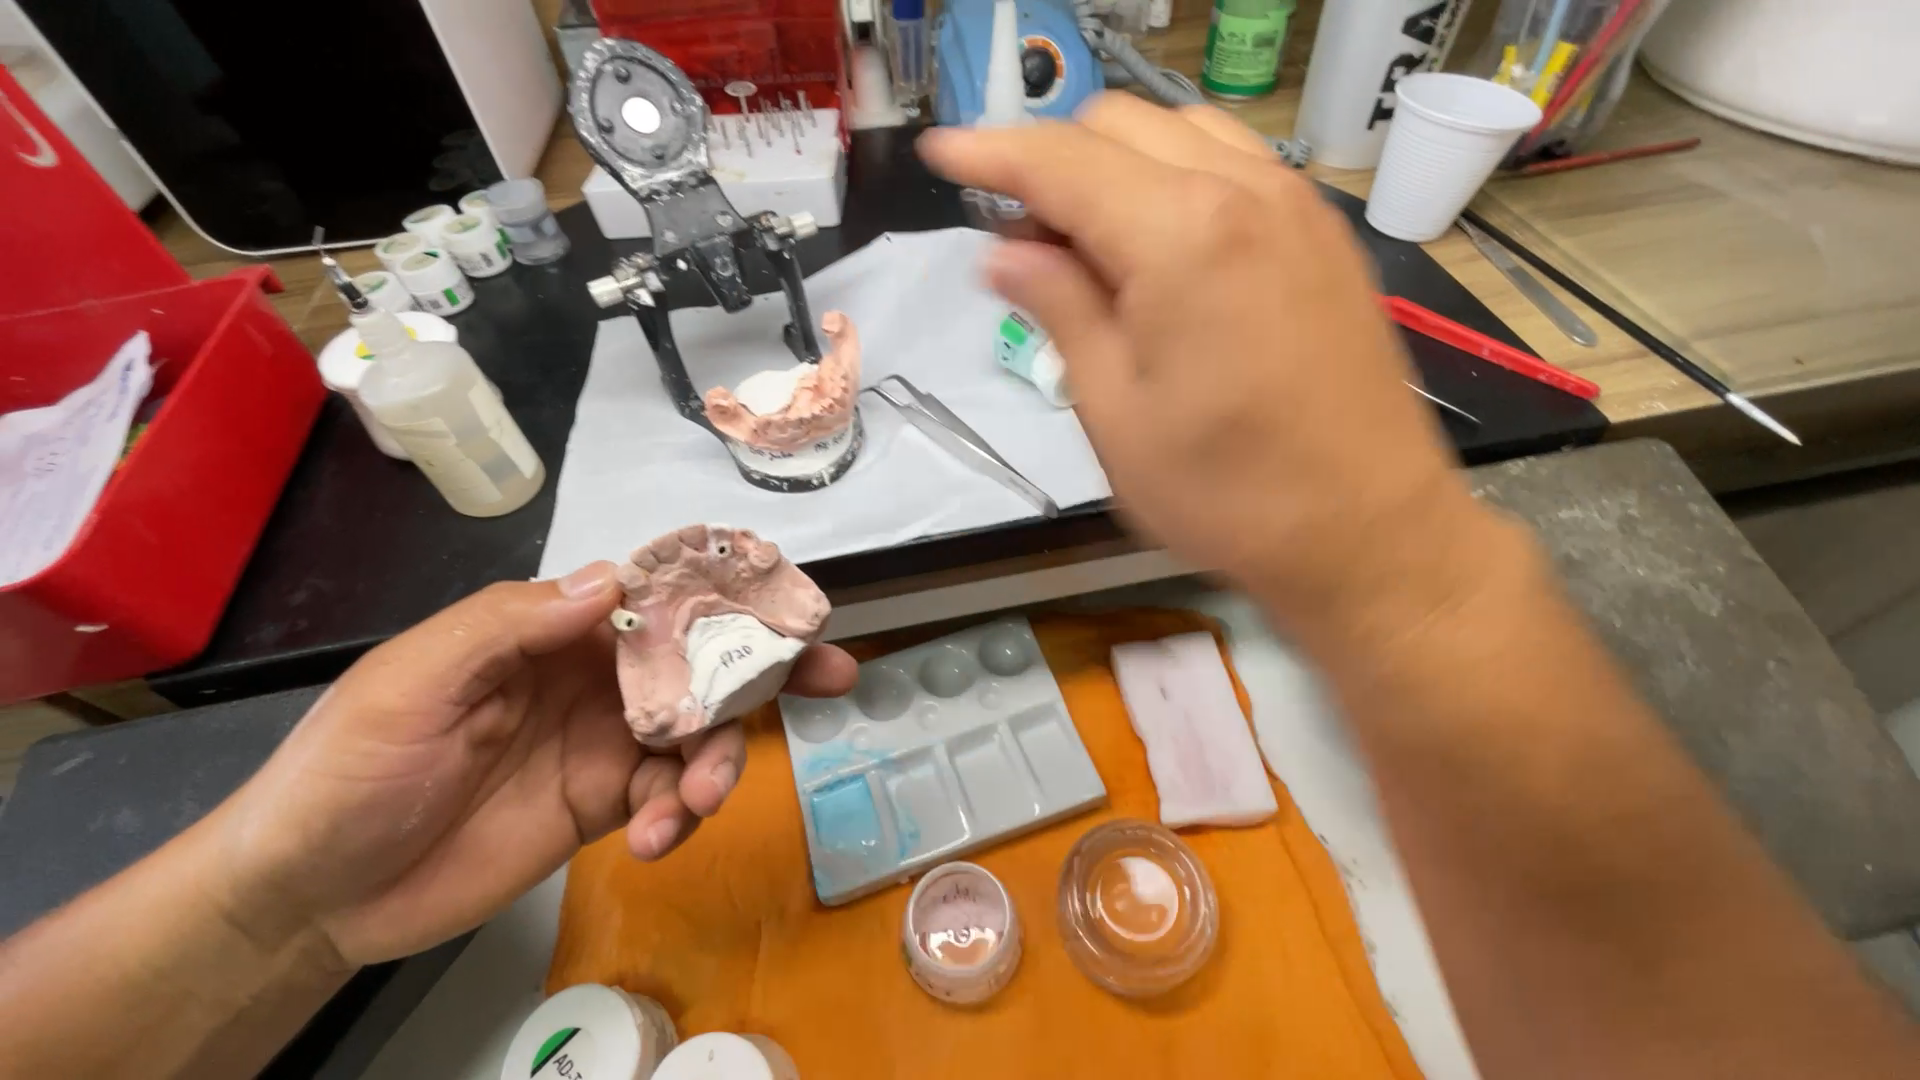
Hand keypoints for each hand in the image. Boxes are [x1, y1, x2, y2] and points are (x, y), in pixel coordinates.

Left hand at [206, 563, 855, 966]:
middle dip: (767, 666)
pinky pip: (671, 797)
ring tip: (698, 800)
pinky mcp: (608, 804)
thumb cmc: (351, 765)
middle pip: (702, 660)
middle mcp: (598, 678)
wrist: (313, 893)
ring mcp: (609, 743)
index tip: (786, 600)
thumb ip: (510, 625)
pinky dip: (680, 815)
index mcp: (557, 632)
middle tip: (832, 674)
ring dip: (719, 762)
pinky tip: (656, 839)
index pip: (657, 596)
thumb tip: (611, 580)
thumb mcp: (416, 680)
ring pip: (700, 734)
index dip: (723, 592)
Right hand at [918, 95, 1507, 640]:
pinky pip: (1232, 163)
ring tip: (1083, 243)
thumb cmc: (1224, 492)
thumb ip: (1059, 310)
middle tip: (1017, 241)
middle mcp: (1244, 191)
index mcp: (1180, 236)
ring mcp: (1294, 206)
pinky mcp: (1321, 235)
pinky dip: (1173, 177)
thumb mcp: (1113, 413)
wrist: (1364, 531)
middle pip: (1118, 125)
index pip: (1060, 161)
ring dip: (1113, 164)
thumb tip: (1004, 253)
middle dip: (1050, 162)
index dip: (989, 153)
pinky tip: (1157, 245)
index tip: (940, 154)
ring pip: (1178, 131)